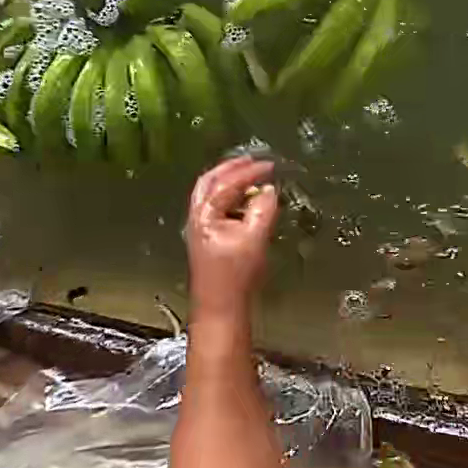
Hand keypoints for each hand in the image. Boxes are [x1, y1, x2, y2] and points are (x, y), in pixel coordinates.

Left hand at [185, 156, 278, 321]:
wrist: (220, 306)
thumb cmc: (235, 275)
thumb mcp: (254, 239)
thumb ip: (263, 210)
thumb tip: (268, 190)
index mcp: (205, 213)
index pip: (227, 183)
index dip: (249, 171)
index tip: (269, 165)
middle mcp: (198, 215)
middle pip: (210, 181)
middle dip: (231, 168)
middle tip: (251, 160)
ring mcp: (200, 226)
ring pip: (211, 193)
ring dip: (229, 180)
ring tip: (250, 175)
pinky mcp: (208, 236)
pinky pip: (216, 205)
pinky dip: (231, 195)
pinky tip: (246, 200)